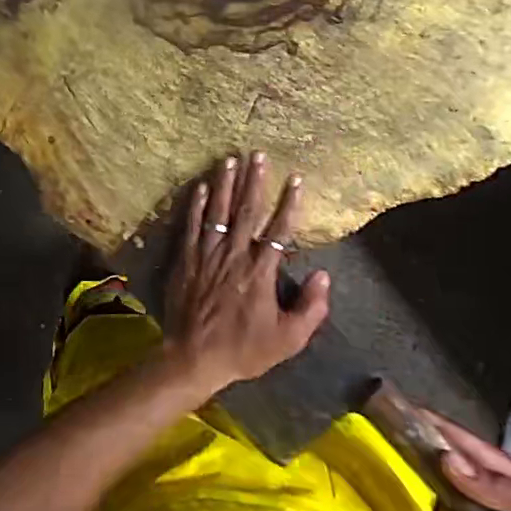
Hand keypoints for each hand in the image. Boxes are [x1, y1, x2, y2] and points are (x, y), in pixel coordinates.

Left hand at [162, 152, 330, 397]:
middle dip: (254, 181)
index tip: (296, 179)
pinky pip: (191, 225)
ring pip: (218, 212)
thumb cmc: (244, 349)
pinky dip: (197, 205)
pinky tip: (201, 185)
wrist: (195, 356)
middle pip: (246, 211)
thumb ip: (311, 308)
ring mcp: (207, 254)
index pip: (279, 230)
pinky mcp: (185, 258)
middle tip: (257, 154)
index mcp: (261, 273)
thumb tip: (325, 276)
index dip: (289, 203)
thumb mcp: (288, 339)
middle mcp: (234, 255)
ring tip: (229, 159)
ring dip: (225, 184)